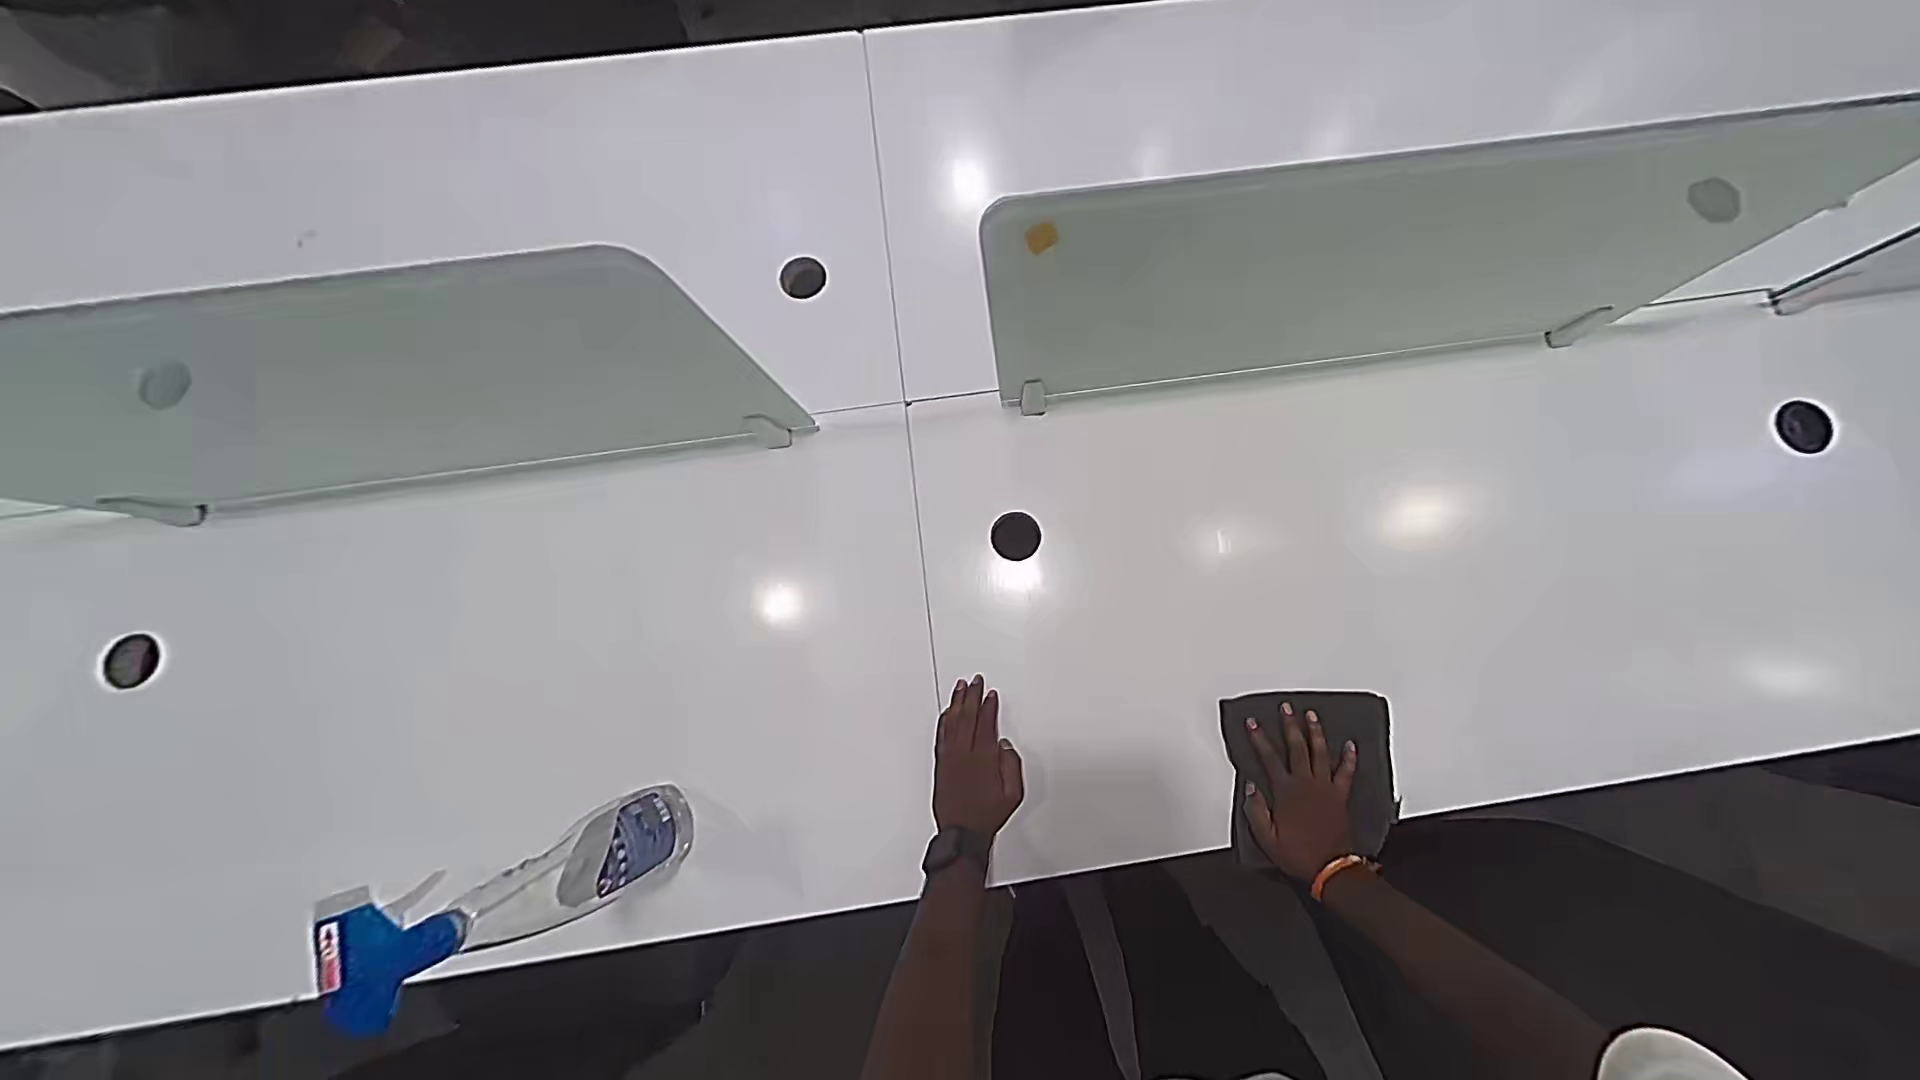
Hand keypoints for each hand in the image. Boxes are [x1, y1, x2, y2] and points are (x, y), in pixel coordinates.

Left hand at [933, 675, 1024, 836]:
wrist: (961, 831)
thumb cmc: (986, 814)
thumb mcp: (1013, 793)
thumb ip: (1011, 765)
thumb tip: (1004, 745)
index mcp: (982, 758)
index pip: (986, 723)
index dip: (988, 706)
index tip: (990, 694)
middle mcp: (964, 753)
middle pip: (968, 716)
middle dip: (972, 696)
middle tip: (975, 681)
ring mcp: (950, 757)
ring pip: (952, 722)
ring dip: (957, 702)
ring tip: (960, 687)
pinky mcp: (941, 762)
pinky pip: (942, 734)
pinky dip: (945, 720)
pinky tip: (947, 712)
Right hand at [1242, 702, 1358, 880]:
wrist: (1332, 870)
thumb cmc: (1297, 853)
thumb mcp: (1266, 836)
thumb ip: (1256, 810)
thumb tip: (1250, 786)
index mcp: (1285, 791)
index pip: (1269, 757)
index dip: (1259, 738)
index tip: (1252, 723)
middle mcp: (1306, 783)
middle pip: (1296, 747)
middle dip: (1289, 725)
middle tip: (1286, 708)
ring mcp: (1326, 788)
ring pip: (1320, 753)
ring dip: (1315, 732)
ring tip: (1312, 715)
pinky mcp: (1341, 796)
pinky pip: (1347, 772)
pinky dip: (1349, 758)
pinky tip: (1350, 744)